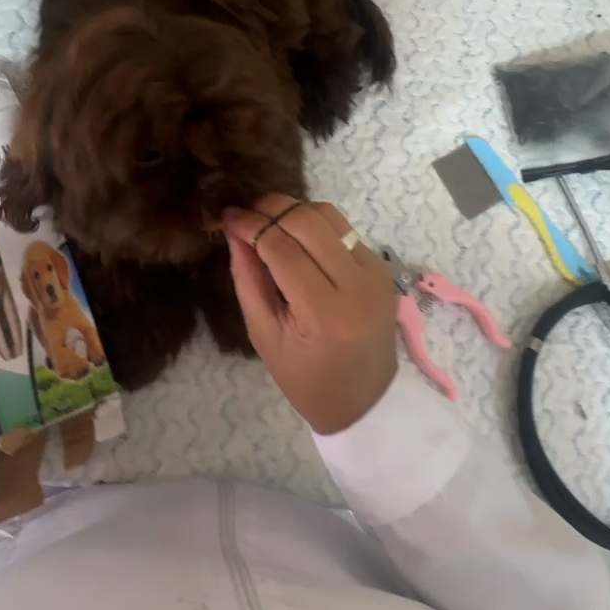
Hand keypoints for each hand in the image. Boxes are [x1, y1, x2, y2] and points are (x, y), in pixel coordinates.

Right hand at [223, 195, 399, 434]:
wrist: (366, 402)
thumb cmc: (306, 379)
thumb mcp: (263, 335)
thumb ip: (247, 279)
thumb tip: (235, 230)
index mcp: (324, 314)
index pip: (282, 249)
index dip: (251, 225)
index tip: (228, 216)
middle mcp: (356, 287)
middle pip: (308, 221)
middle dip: (272, 208)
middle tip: (246, 213)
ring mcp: (375, 274)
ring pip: (329, 216)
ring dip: (295, 210)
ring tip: (270, 221)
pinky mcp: (382, 268)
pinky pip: (344, 229)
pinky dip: (316, 226)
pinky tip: (297, 239)